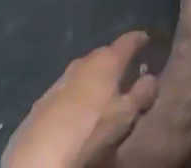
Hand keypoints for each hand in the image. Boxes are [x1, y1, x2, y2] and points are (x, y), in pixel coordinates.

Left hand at [3, 31, 158, 167]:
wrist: (39, 154)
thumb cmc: (92, 129)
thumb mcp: (126, 116)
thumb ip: (142, 94)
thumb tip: (151, 77)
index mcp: (106, 61)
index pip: (127, 41)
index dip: (138, 39)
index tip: (146, 38)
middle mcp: (83, 62)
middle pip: (103, 54)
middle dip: (115, 60)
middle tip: (127, 69)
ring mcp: (61, 79)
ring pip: (84, 71)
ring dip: (95, 77)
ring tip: (104, 91)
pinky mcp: (45, 99)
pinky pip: (69, 89)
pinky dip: (79, 93)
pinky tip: (80, 110)